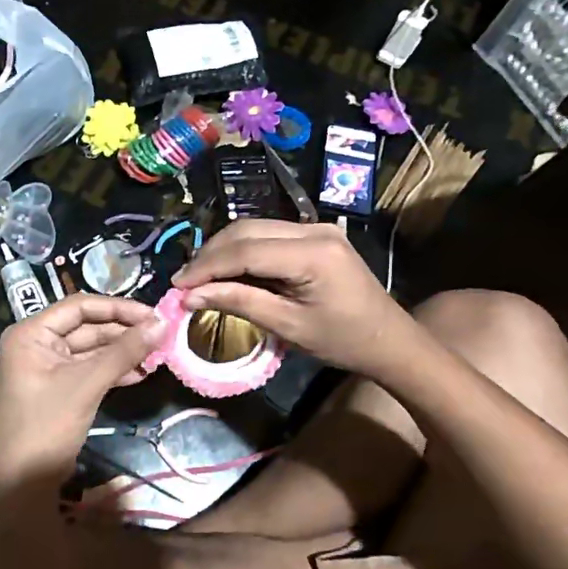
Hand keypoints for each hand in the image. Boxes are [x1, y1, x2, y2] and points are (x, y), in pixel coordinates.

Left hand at [0, 295, 163, 487]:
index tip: (154, 315)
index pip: (80, 306)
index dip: (119, 308)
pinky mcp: (59, 387)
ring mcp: (47, 367)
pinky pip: (90, 369)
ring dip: (123, 352)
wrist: (21, 486)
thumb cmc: (46, 427)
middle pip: (87, 326)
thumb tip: (163, 323)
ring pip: (92, 349)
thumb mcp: (87, 385)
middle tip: (162, 336)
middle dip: (124, 332)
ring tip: (157, 356)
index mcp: (31, 333)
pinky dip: (113, 370)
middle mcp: (37, 343)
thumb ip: (124, 352)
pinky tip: (140, 374)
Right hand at [171, 221, 416, 377]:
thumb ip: (239, 303)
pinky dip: (245, 250)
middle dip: (211, 254)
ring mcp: (317, 227)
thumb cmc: (342, 341)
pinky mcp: (317, 233)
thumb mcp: (288, 327)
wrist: (389, 338)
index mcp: (312, 253)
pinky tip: (230, 270)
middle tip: (185, 283)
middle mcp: (314, 229)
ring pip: (255, 228)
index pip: (245, 250)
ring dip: (225, 250)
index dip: (207, 266)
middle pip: (247, 231)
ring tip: (201, 278)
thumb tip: (190, 296)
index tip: (178, 285)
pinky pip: (270, 234)